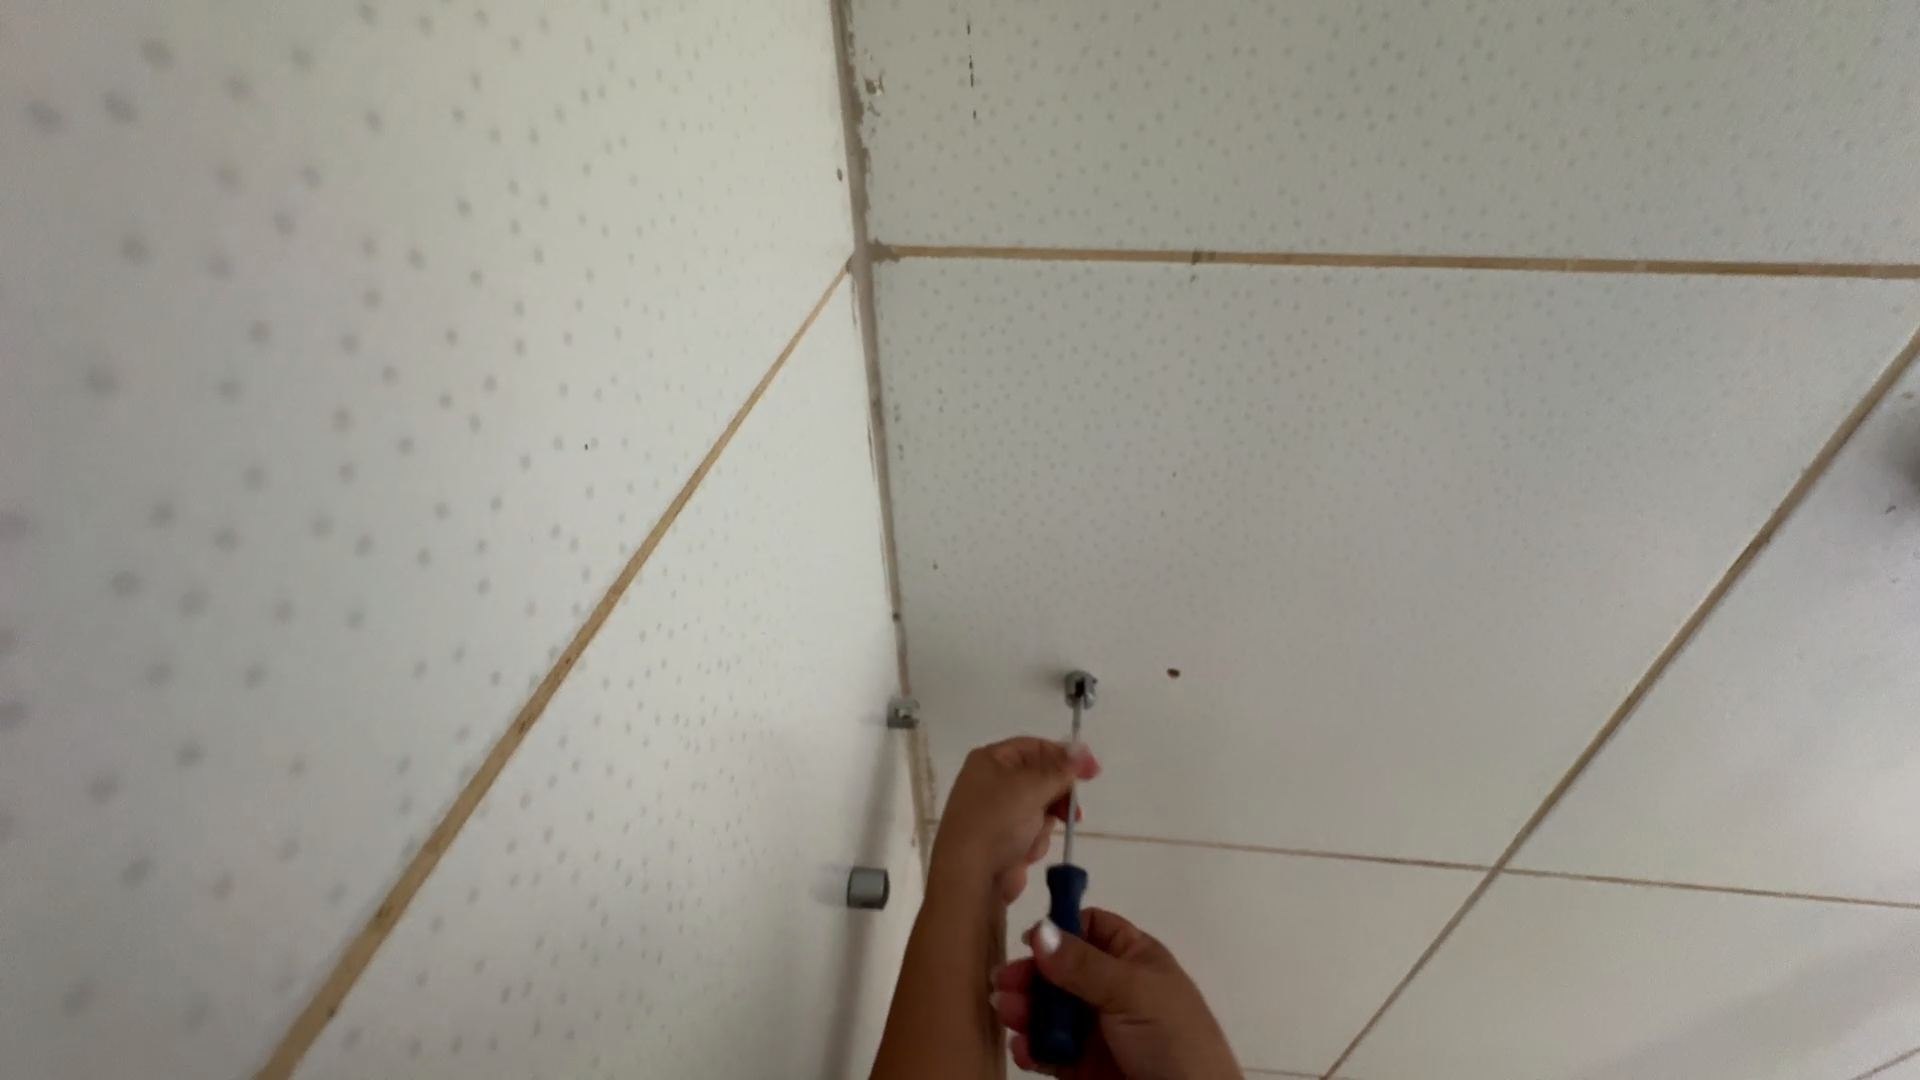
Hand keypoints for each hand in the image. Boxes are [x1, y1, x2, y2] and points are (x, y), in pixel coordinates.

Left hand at [930, 737, 1100, 903]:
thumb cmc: (997, 820)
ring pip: (1041, 807)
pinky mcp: (1003, 840)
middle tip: (1071, 810)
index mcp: (991, 759)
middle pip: (1040, 778)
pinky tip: (1025, 852)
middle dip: (1056, 796)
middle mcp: (992, 781)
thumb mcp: (1032, 787)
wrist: (971, 876)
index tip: (1093, 771)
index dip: (1065, 756)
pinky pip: (1032, 831)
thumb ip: (1061, 770)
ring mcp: (997, 812)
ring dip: (1045, 822)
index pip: (1036, 747)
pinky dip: (1034, 841)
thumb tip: (1083, 751)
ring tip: (1035, 834)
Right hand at [992, 909, 1239, 1079]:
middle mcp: (1113, 990)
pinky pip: (1052, 1050)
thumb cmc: (1171, 1039)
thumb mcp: (1131, 992)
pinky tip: (1022, 1048)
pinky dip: (1033, 1047)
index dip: (1061, 928)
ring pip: (1052, 1010)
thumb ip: (1082, 963)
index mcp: (1134, 959)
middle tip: (1002, 982)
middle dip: (1031, 973)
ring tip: (1005, 1013)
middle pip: (1061, 970)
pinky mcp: (1087, 1068)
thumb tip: (1039, 928)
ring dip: (1025, 1009)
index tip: (1030, 939)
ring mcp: (1100, 1030)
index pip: (1091, 928)